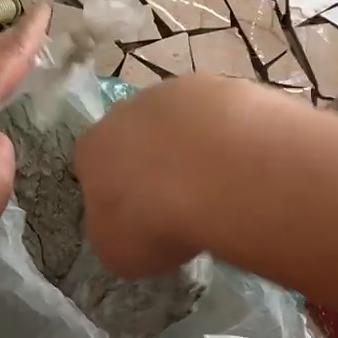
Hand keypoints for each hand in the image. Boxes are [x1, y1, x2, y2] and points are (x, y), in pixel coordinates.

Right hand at [75, 75, 272, 277]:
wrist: (218, 173)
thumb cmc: (156, 221)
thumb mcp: (118, 252)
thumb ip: (113, 233)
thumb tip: (125, 228)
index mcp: (92, 151)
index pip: (95, 168)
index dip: (118, 191)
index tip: (143, 216)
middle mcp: (122, 113)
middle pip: (133, 136)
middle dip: (153, 161)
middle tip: (183, 197)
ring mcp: (169, 93)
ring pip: (176, 120)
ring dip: (191, 144)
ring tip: (221, 182)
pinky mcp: (214, 85)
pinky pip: (217, 113)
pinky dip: (228, 133)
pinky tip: (245, 162)